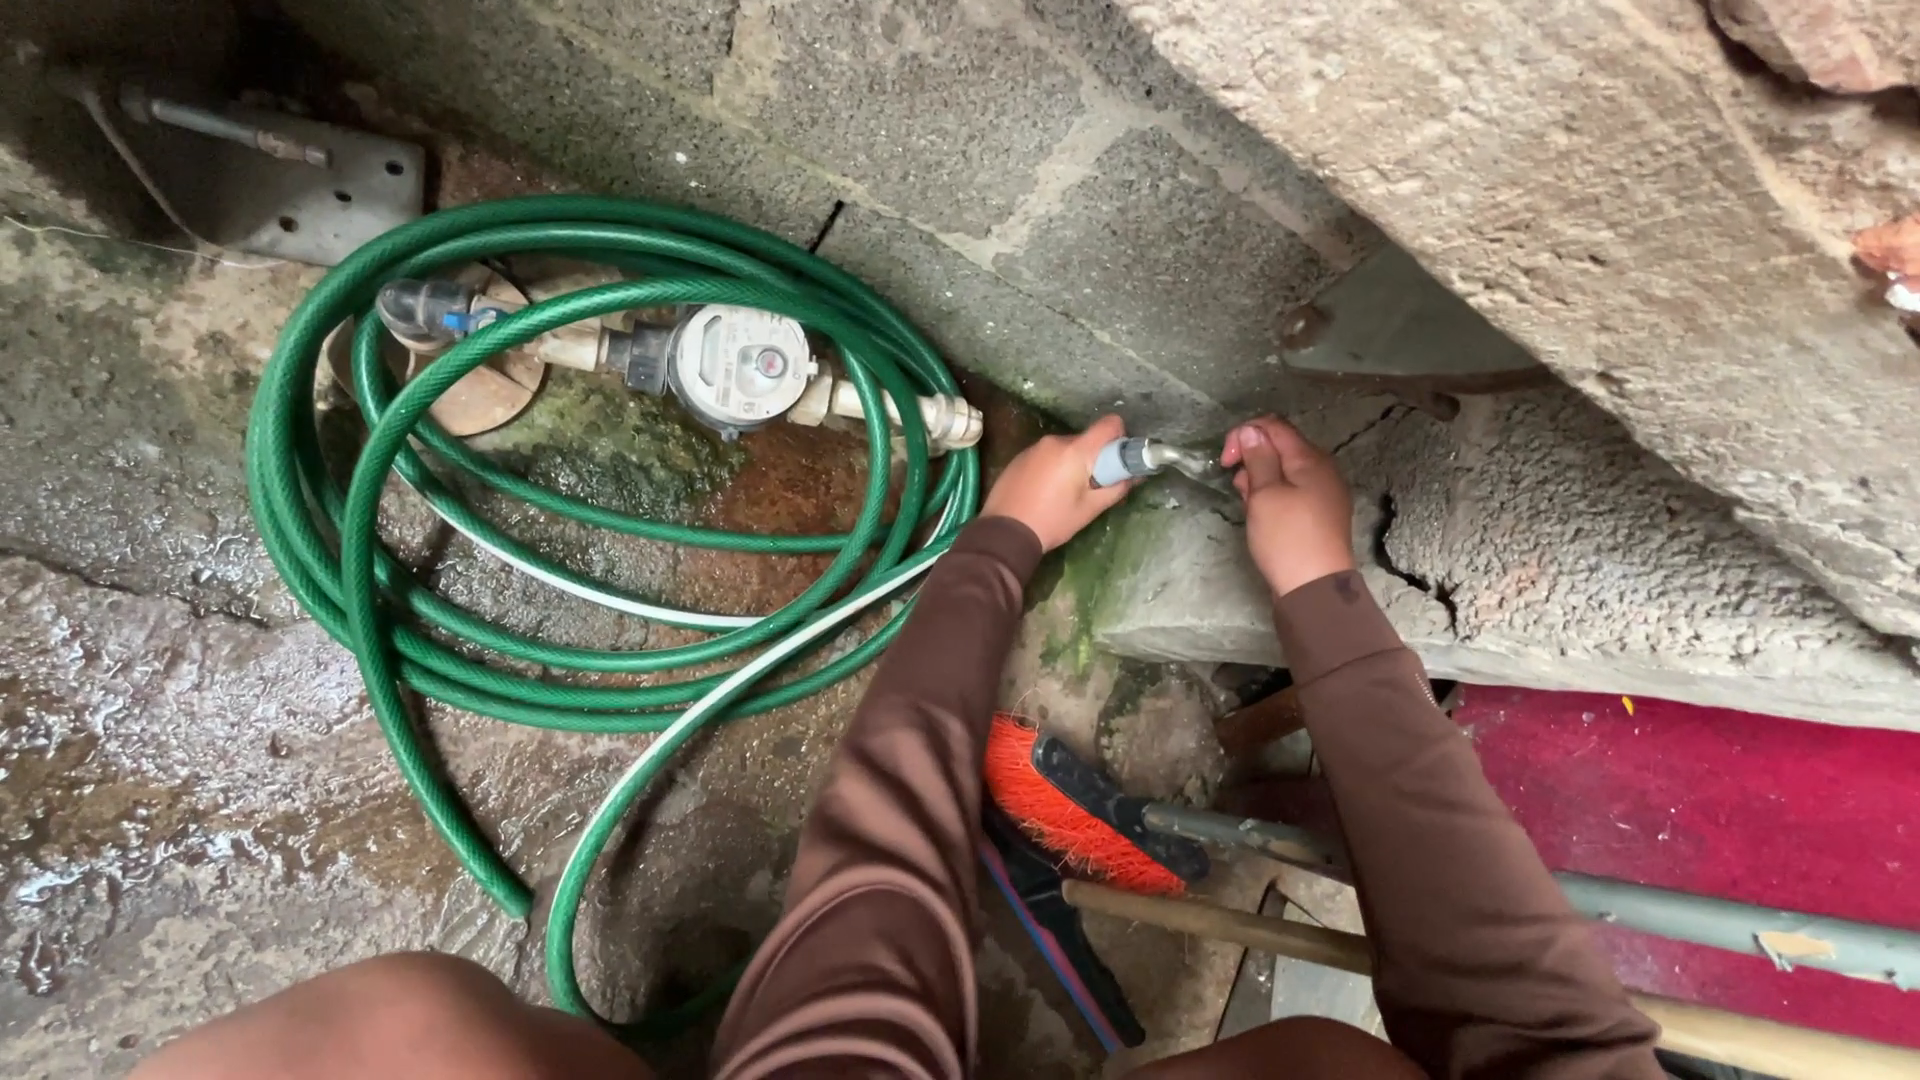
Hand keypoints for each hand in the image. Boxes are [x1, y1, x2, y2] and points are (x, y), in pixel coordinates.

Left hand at [981, 415, 1132, 551]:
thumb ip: (1116, 488)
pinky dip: (1052, 467)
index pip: (1109, 425)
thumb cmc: (1052, 521)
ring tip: (1064, 493)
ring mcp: (1034, 447)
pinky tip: (1044, 491)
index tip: (1118, 459)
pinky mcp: (1019, 457)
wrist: (1005, 531)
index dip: (1120, 437)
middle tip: (1090, 486)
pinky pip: (1046, 455)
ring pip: (1064, 448)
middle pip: (1085, 440)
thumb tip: (1135, 476)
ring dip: (1071, 464)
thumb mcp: (1089, 509)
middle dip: (1093, 458)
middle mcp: (1054, 441)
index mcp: (1075, 450)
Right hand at [1221, 416, 1355, 595]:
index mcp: (1310, 459)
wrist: (1314, 587)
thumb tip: (1251, 431)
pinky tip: (1261, 513)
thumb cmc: (1286, 538)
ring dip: (1259, 479)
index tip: (1226, 461)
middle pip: (1279, 446)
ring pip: (1283, 470)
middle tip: (1238, 488)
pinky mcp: (1317, 512)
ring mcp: (1322, 492)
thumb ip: (1258, 458)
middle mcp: (1322, 469)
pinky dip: (1271, 494)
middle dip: (1251, 459)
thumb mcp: (1265, 494)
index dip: (1244, 434)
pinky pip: (1291, 490)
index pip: (1274, 426)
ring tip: (1249, 505)